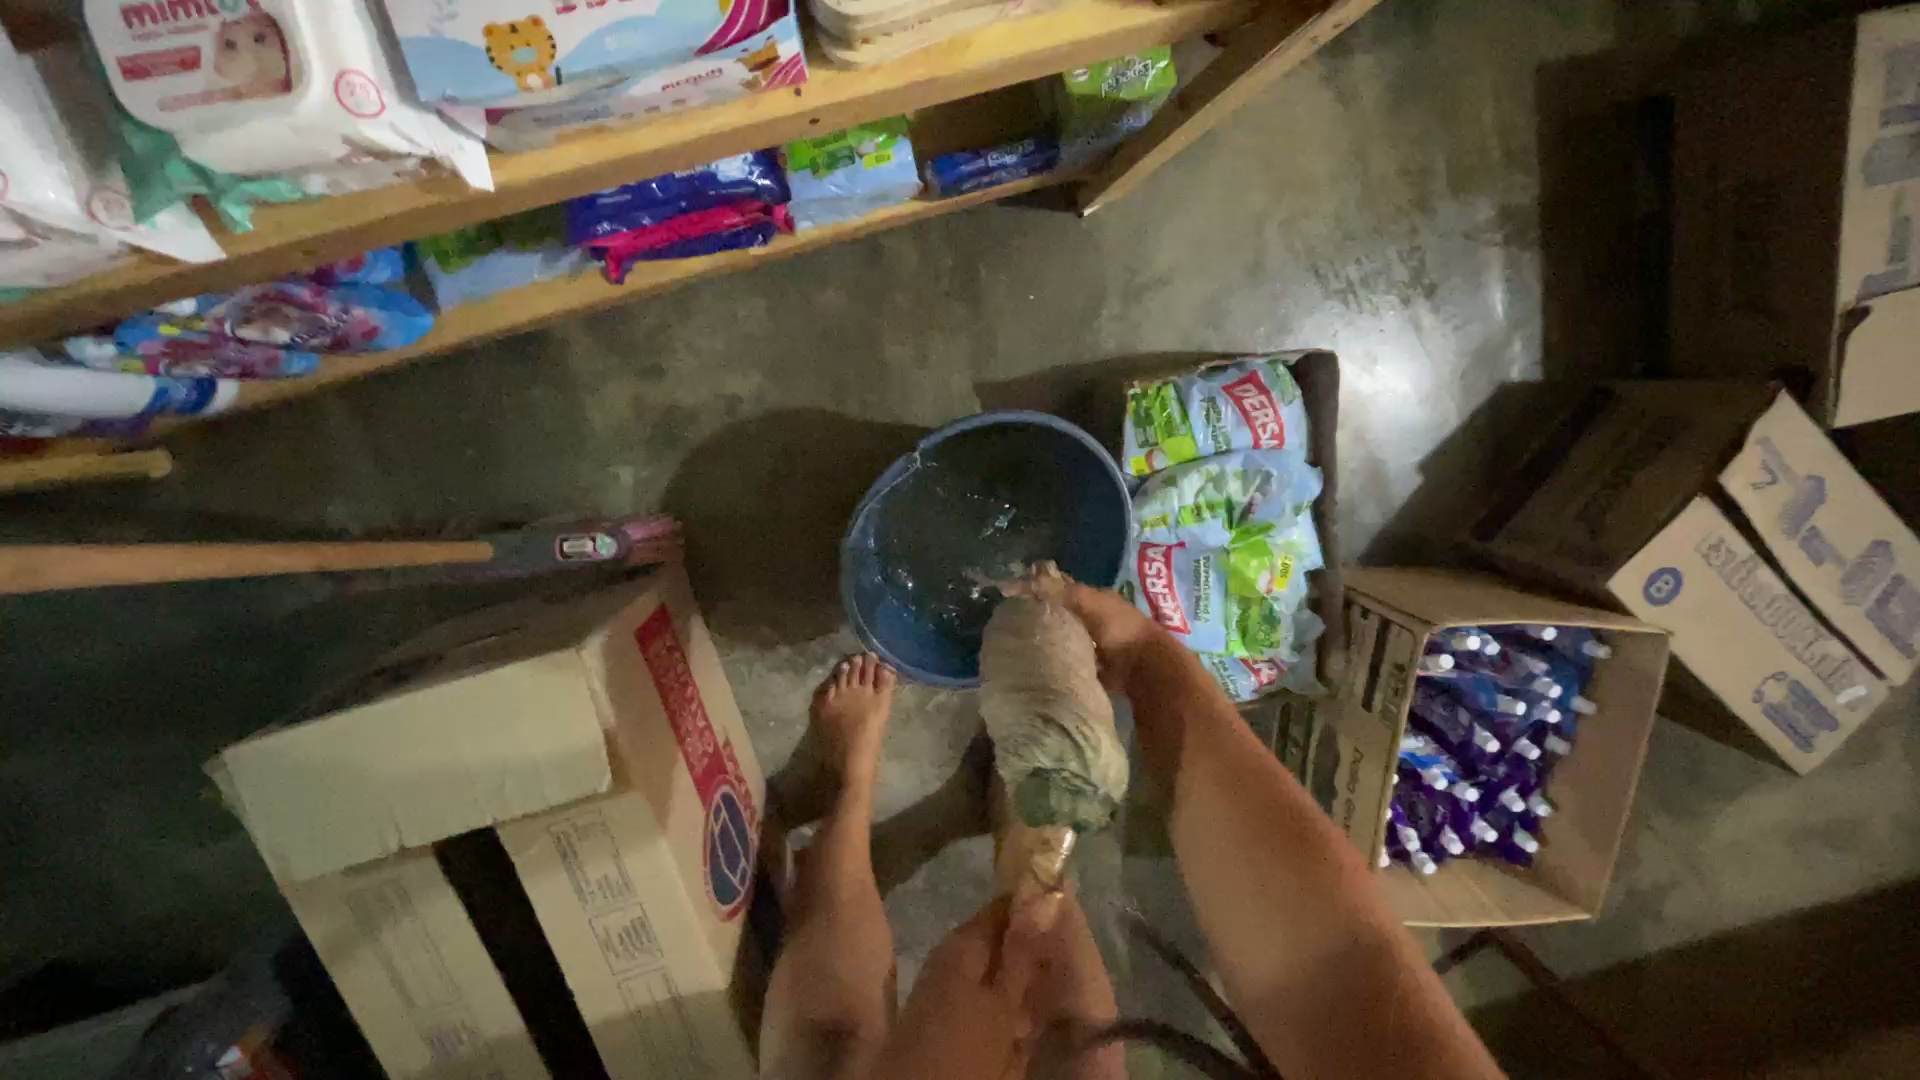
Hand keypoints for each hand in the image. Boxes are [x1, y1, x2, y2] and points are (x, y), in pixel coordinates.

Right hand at [1002, 561, 1164, 690]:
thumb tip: (1021, 582)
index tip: (1009, 592)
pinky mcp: (1088, 666)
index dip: (1036, 585)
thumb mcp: (1090, 603)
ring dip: (1043, 636)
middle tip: (1005, 618)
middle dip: (1036, 612)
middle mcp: (1091, 618)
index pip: (1059, 586)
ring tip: (1012, 640)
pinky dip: (1051, 658)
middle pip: (1058, 611)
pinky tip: (1031, 661)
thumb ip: (1060, 591)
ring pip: (1060, 634)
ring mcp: (1091, 643)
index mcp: (1093, 598)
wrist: (1145, 669)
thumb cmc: (1120, 629)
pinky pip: (1064, 658)